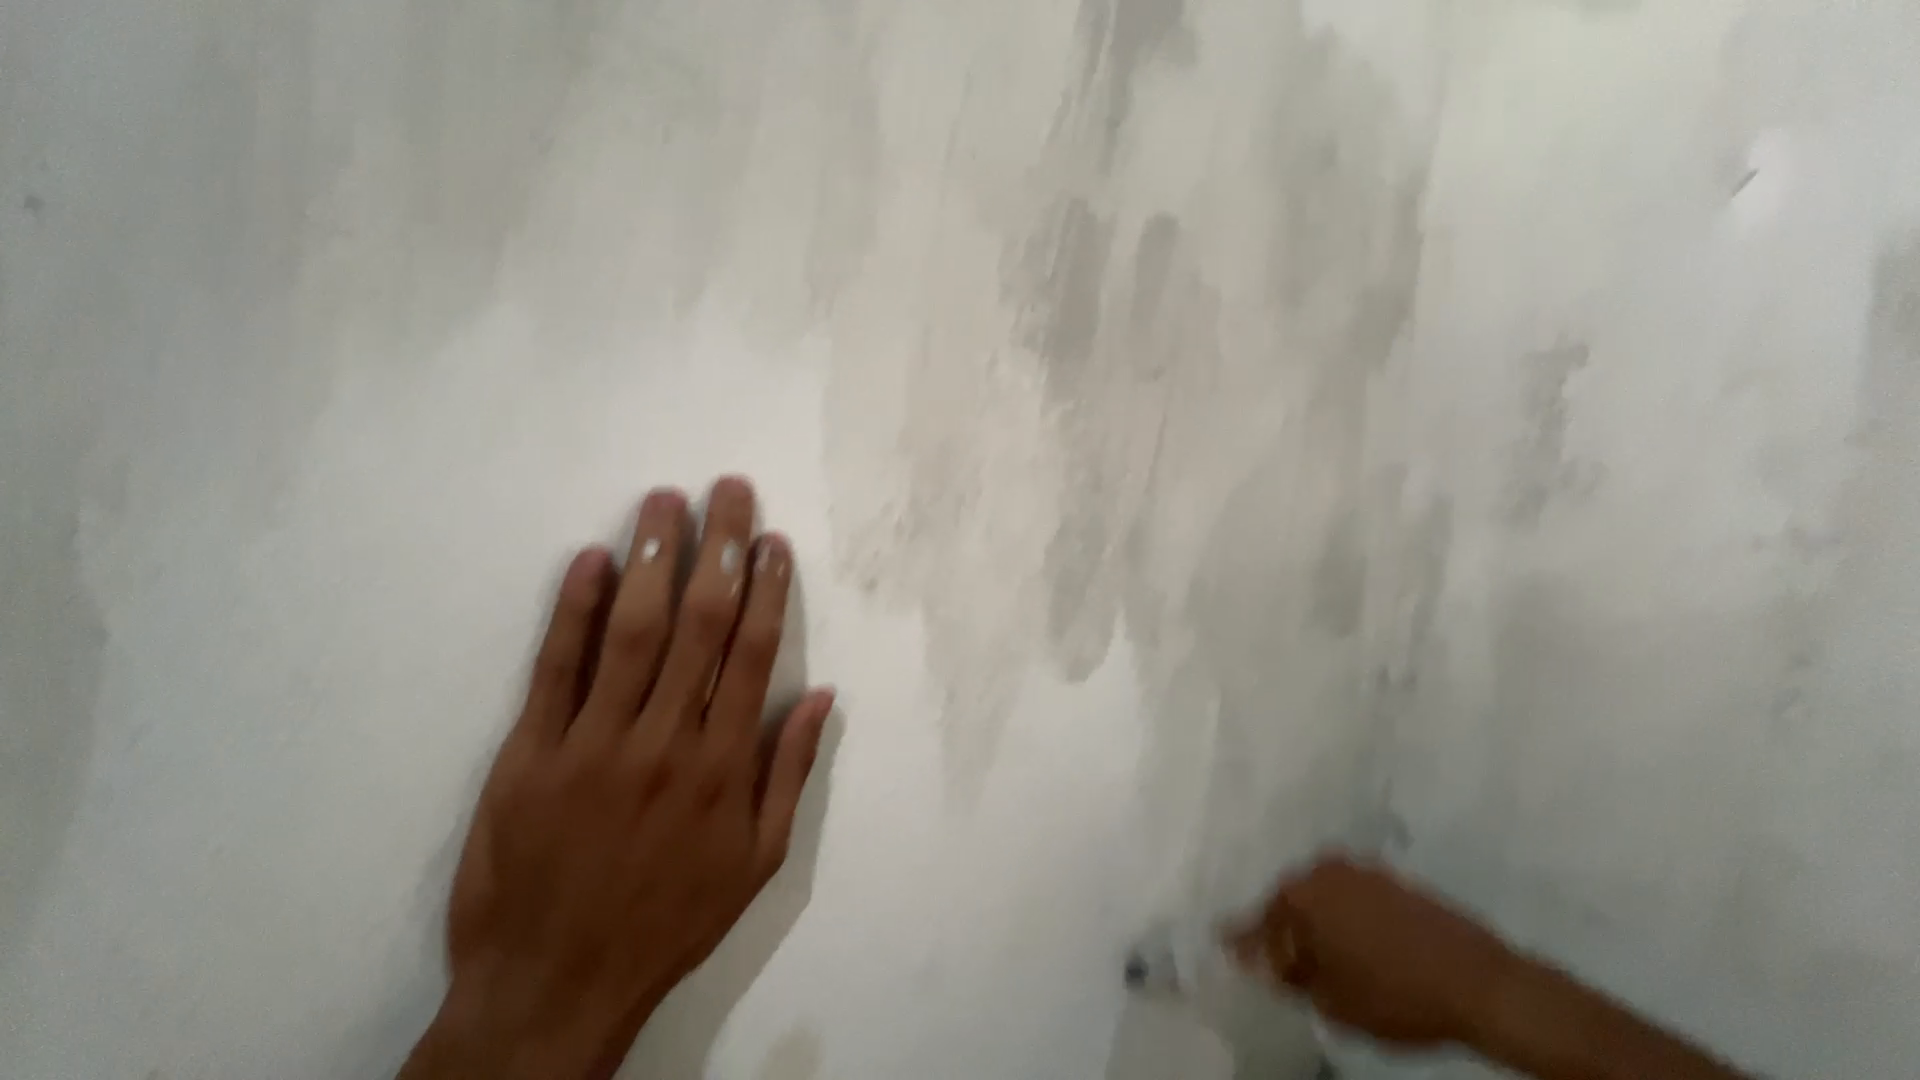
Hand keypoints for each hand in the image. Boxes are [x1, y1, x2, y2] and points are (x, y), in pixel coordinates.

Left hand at [403, 477, 835, 1079]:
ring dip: (652, 561)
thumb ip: (789, 774)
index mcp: (724, 767)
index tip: (771, 541)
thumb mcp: (756, 862)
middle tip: (728, 491)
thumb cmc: (669, 919)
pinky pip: (555, 671)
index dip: (765, 590)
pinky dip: (573, 612)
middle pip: (699, 627)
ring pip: (631, 634)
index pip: (752, 656)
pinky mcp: (529, 754)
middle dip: (718, 551)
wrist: (555, 984)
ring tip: (665, 503)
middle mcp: (666, 742)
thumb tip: (821, 697)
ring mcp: (594, 744)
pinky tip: (591, 562)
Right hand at [1230, 855, 1517, 1049]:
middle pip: (1288, 903)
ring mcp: (1363, 871)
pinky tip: (1352, 945)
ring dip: (1315, 923)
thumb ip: (1289, 976)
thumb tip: (1264, 961)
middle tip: (1278, 961)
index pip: (1257, 922)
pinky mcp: (1394, 880)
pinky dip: (1344, 918)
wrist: (1481, 984)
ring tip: (1316, 956)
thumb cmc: (1395, 995)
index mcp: (1301, 894)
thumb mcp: (1332, 1000)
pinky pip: (1352, 898)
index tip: (1226, 951)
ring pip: (1322, 898)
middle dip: (1282, 930)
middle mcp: (1324, 870)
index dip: (1243, 943)